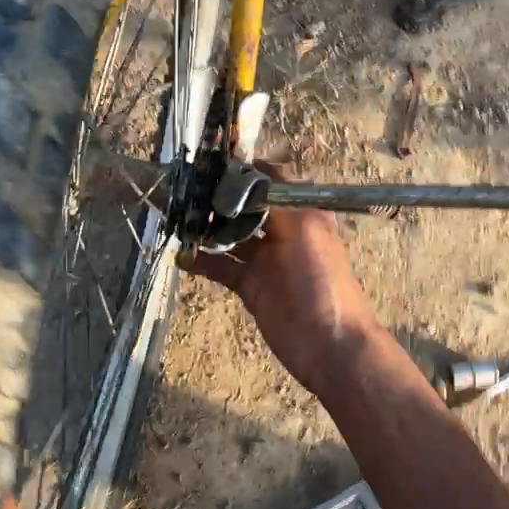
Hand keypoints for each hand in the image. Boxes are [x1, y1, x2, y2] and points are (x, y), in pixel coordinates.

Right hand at [186, 172, 379, 395]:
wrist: (330, 344)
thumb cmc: (322, 280)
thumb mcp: (304, 228)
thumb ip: (274, 200)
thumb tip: (245, 173)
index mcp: (302, 211)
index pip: (269, 180)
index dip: (243, 172)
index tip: (210, 163)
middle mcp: (282, 229)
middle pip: (245, 206)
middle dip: (218, 198)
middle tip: (185, 189)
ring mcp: (264, 258)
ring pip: (229, 234)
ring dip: (206, 226)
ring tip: (178, 217)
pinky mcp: (250, 285)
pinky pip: (222, 266)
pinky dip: (202, 260)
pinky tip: (183, 255)